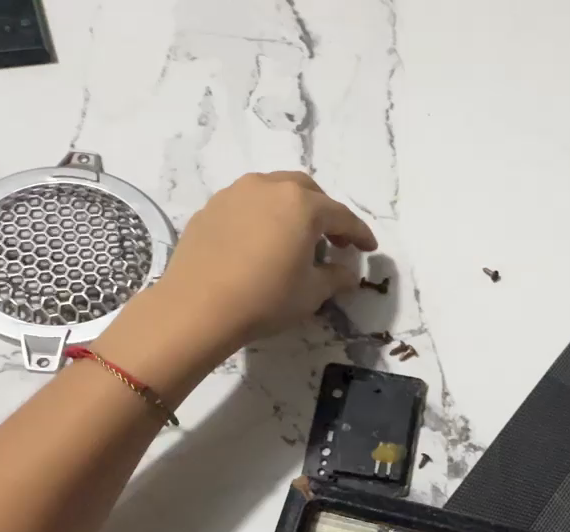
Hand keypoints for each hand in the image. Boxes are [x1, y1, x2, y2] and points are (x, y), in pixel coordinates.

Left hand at [93, 172, 377, 397]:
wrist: (199, 306)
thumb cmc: (267, 298)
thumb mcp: (312, 293)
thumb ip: (335, 277)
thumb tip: (348, 272)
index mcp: (302, 205)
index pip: (341, 216)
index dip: (360, 234)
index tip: (370, 249)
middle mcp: (270, 187)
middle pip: (307, 191)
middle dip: (326, 213)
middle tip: (335, 240)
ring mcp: (237, 193)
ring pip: (275, 191)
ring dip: (293, 209)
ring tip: (298, 238)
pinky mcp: (212, 207)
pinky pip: (249, 204)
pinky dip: (265, 216)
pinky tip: (264, 242)